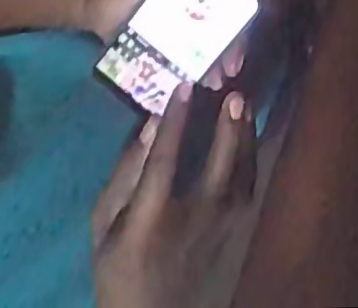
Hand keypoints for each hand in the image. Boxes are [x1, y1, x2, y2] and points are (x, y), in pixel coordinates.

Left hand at [84, 0, 248, 80]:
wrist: (91, 11)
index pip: (223, 1)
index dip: (236, 16)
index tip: (239, 35)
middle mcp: (192, 9)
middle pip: (221, 27)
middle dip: (230, 47)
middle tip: (230, 70)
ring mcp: (181, 30)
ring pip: (207, 46)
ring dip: (215, 63)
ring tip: (215, 82)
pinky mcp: (168, 49)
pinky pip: (187, 60)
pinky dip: (194, 72)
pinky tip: (199, 84)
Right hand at [92, 84, 253, 307]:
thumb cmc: (122, 271)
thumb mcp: (104, 233)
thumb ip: (124, 178)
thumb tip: (150, 126)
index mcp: (150, 220)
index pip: (164, 161)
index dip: (175, 121)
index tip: (183, 86)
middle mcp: (194, 217)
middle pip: (218, 162)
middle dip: (227, 124)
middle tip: (233, 91)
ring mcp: (224, 223)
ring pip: (244, 166)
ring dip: (246, 130)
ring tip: (243, 100)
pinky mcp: (241, 226)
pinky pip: (252, 179)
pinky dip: (253, 150)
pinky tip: (250, 128)